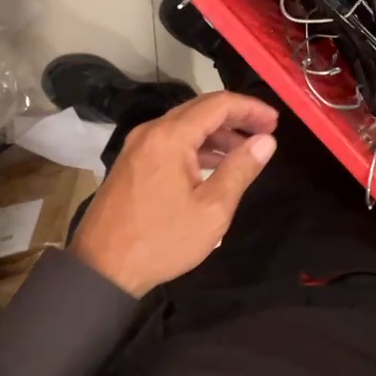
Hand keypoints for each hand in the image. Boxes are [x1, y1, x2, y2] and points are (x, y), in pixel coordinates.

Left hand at [69, 91, 279, 296]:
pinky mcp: (132, 163)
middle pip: (200, 109)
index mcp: (170, 136)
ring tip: (245, 151)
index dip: (250, 108)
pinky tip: (214, 165)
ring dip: (217, 133)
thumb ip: (241, 169)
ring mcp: (138, 147)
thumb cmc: (162, 240)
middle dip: (236, 117)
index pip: (218, 104)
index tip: (275, 121)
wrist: (101, 270)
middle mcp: (151, 131)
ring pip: (185, 125)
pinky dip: (196, 146)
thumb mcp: (212, 209)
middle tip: (265, 131)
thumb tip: (266, 141)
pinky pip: (170, 141)